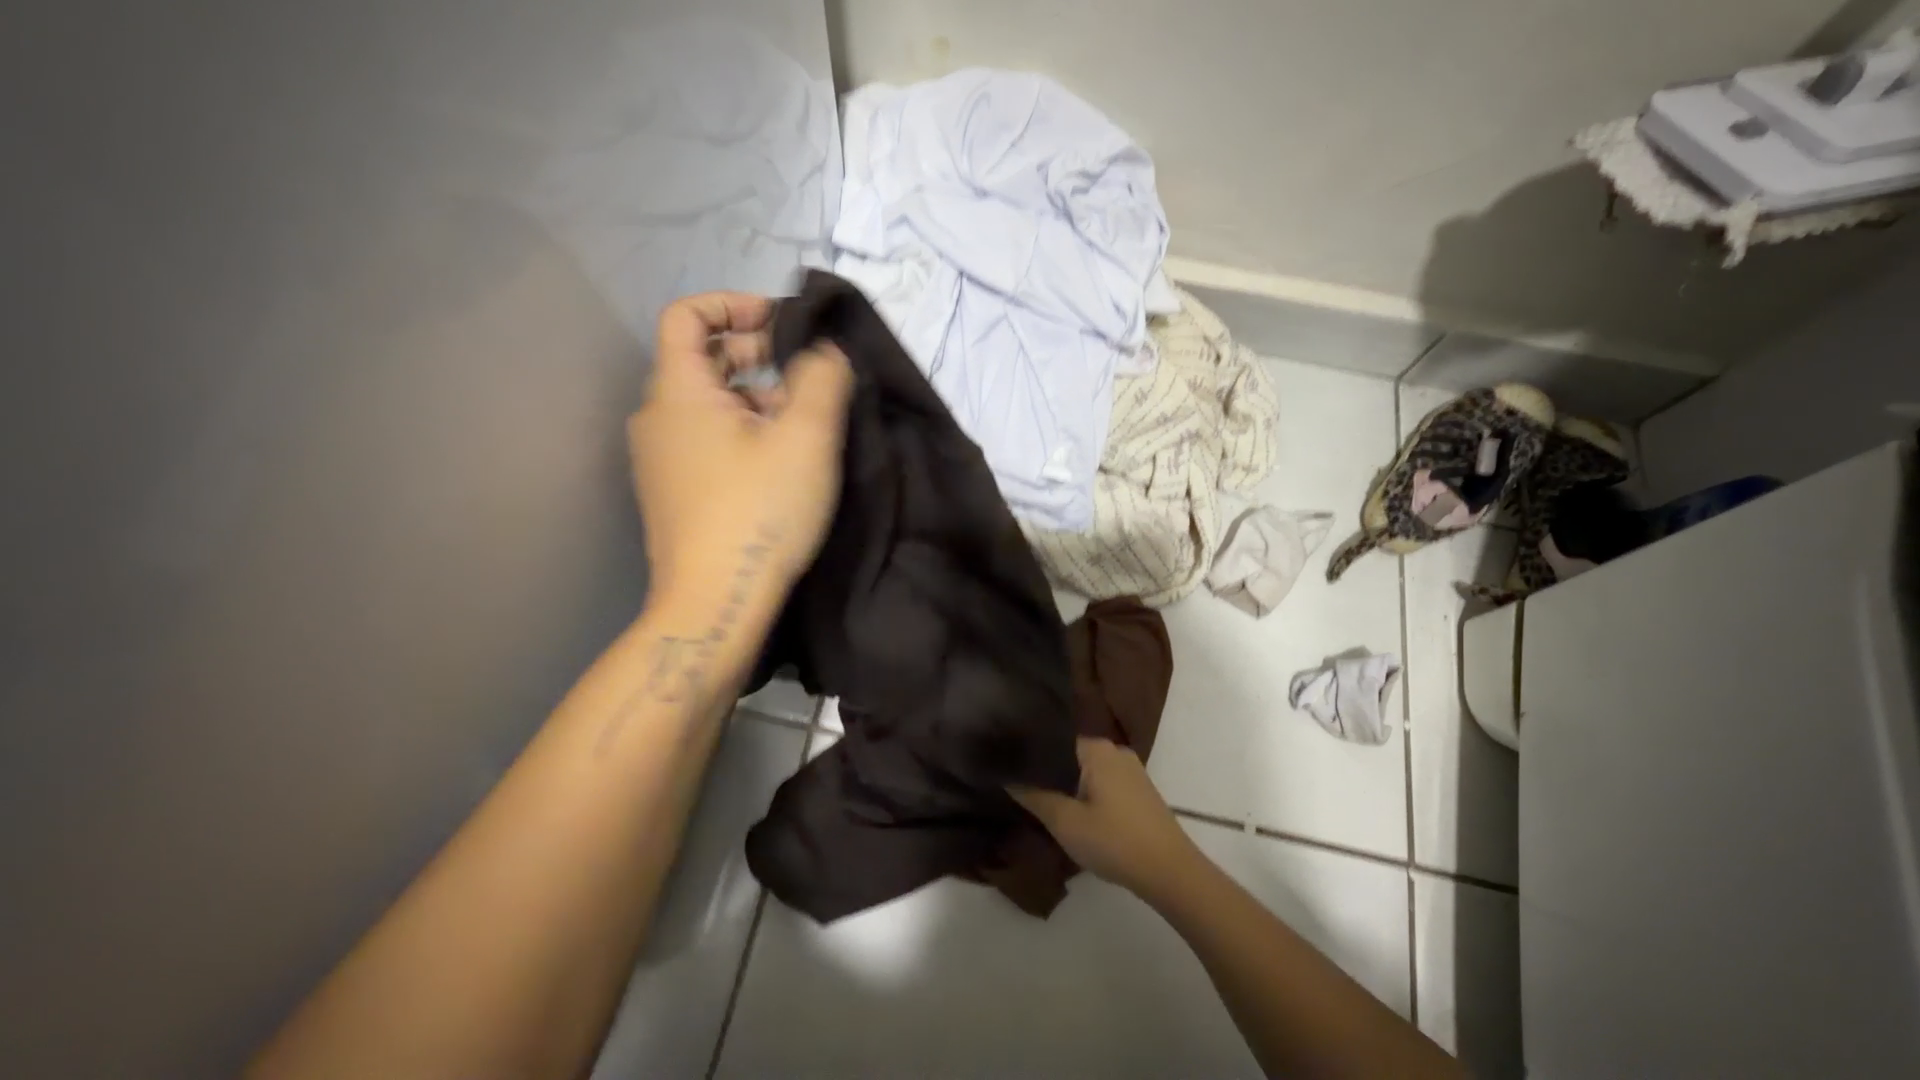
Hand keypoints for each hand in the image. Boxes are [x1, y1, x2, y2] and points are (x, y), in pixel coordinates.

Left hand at [628, 292, 853, 609]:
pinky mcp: (672, 493)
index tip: (785, 324)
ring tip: (805, 423)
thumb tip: (824, 351)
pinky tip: (782, 463)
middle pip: (701, 358)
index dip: (735, 303)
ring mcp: (660, 460)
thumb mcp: (807, 437)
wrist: (713, 603)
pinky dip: (742, 431)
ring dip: (756, 396)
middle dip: (757, 353)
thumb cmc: (758, 511)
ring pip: (708, 403)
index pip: (687, 314)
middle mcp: (657, 417)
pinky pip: (705, 439)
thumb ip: (822, 378)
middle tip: (808, 374)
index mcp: (677, 391)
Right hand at [1010, 738, 1203, 900]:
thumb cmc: (1114, 841)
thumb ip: (1034, 796)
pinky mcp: (1139, 792)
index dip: (1030, 754)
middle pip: (1070, 755)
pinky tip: (1072, 813)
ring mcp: (1132, 772)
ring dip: (1067, 786)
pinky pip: (1103, 784)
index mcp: (1098, 748)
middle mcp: (1116, 751)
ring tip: (1038, 801)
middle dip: (1047, 772)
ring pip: (1087, 772)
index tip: (1007, 767)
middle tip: (1018, 787)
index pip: (1053, 739)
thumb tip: (1008, 776)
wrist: (1169, 872)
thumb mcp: (1065, 821)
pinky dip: (1086, 795)